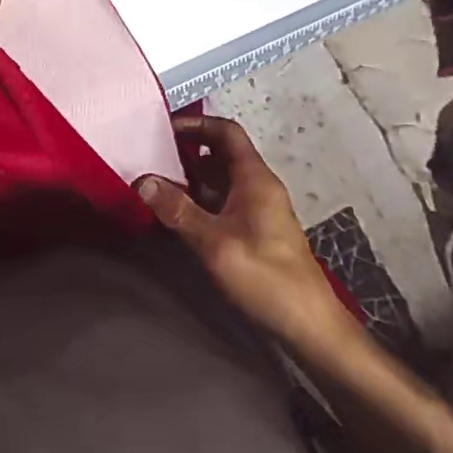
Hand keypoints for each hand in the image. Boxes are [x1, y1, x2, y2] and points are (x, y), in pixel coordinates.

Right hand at [137, 114, 351, 345]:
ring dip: (188, 177)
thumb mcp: (215, 243)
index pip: (226, 132)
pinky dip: (198, 199)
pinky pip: (221, 202)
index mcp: (255, 179)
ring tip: (154, 181)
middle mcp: (257, 188)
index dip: (196, 124)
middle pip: (220, 154)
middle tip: (149, 155)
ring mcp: (257, 210)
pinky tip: (174, 212)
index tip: (164, 128)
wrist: (310, 329)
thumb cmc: (266, 278)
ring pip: (218, 179)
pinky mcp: (253, 231)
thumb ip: (177, 210)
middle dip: (185, 151)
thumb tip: (142, 181)